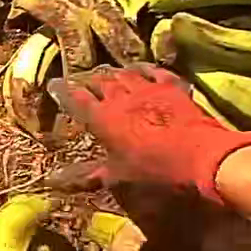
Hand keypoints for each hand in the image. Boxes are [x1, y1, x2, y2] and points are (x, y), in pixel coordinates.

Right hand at [46, 64, 250, 201]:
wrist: (200, 156)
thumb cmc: (153, 169)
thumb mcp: (116, 176)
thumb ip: (86, 175)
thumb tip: (51, 181)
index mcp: (101, 117)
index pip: (74, 98)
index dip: (62, 90)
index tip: (54, 84)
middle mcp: (119, 97)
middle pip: (98, 80)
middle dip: (89, 80)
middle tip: (84, 83)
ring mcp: (146, 89)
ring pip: (123, 73)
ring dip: (114, 73)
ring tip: (108, 74)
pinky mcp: (170, 87)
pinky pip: (153, 71)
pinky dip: (144, 70)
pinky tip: (141, 70)